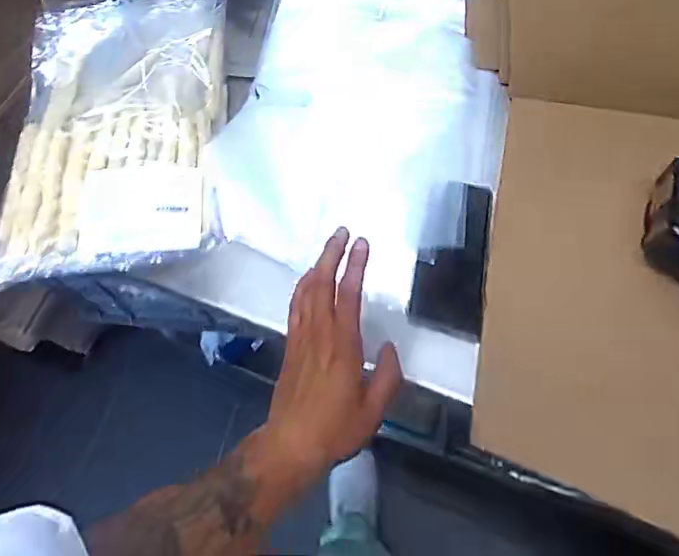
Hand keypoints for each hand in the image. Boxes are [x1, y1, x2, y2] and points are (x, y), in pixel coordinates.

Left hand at [259, 227, 402, 479]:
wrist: (289, 445)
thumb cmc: (334, 429)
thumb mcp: (373, 411)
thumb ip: (387, 377)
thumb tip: (389, 349)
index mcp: (342, 345)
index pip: (348, 294)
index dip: (355, 265)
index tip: (362, 243)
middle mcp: (319, 333)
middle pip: (323, 282)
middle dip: (333, 254)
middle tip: (343, 232)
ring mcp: (301, 337)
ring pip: (307, 290)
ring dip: (318, 264)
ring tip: (329, 247)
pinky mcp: (290, 345)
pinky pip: (296, 305)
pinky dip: (303, 285)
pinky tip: (308, 279)